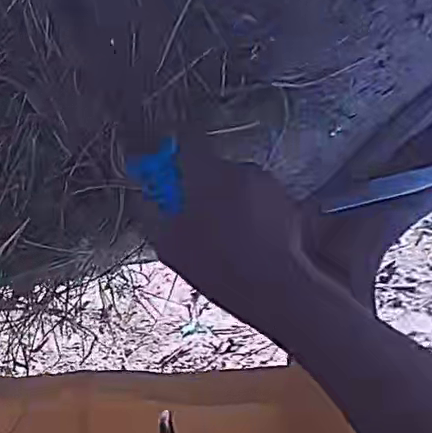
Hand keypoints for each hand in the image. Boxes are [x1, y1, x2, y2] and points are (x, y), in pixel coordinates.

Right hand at [138, 137, 342, 333]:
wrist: (275, 286)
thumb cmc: (215, 264)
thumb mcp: (167, 243)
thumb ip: (151, 214)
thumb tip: (144, 200)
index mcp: (209, 175)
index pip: (186, 146)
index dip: (170, 158)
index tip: (161, 174)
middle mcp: (242, 171)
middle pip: (210, 167)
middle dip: (196, 185)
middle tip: (184, 214)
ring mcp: (269, 185)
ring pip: (233, 183)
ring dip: (220, 198)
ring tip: (213, 231)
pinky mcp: (287, 201)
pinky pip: (254, 197)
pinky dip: (243, 210)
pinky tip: (237, 237)